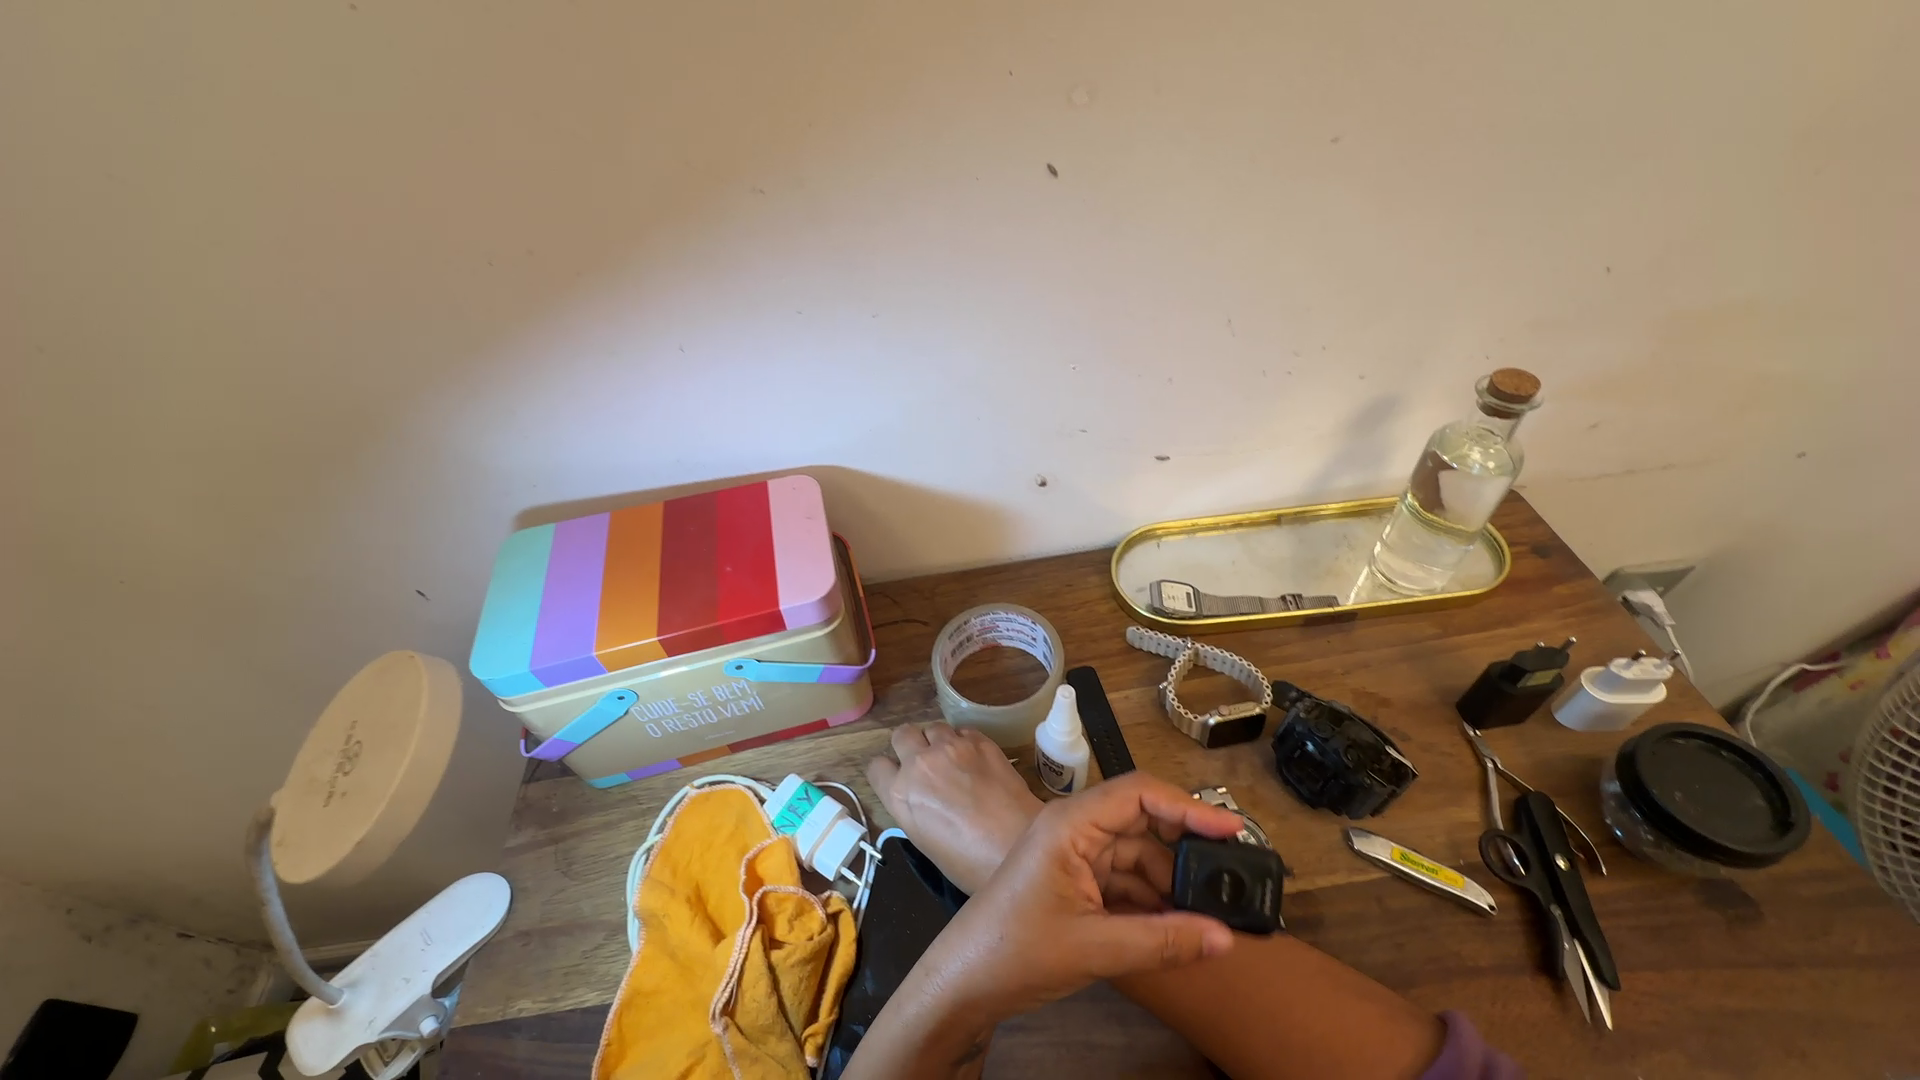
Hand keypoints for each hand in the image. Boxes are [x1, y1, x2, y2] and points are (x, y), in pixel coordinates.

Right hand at [867, 722, 1043, 893]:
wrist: (1017, 847)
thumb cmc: (967, 862)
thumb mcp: (924, 839)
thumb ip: (913, 806)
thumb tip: (921, 796)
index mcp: (899, 793)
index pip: (876, 766)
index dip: (888, 772)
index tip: (900, 779)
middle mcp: (920, 763)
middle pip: (901, 734)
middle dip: (910, 745)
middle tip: (926, 763)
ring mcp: (951, 747)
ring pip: (933, 727)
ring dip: (938, 741)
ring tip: (953, 759)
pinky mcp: (981, 740)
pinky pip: (963, 731)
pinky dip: (965, 741)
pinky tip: (976, 760)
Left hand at [909, 771, 1246, 1022]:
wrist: (965, 980)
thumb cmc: (1017, 950)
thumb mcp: (1095, 947)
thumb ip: (1163, 941)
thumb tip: (1226, 937)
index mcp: (1071, 823)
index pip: (1138, 793)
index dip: (1187, 807)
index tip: (1231, 830)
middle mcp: (1075, 829)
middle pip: (1142, 823)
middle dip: (1184, 849)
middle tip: (1229, 876)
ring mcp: (1074, 855)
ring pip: (1137, 856)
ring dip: (1170, 883)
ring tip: (1210, 913)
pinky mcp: (1075, 882)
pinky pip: (1124, 881)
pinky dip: (1151, 901)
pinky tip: (1178, 926)